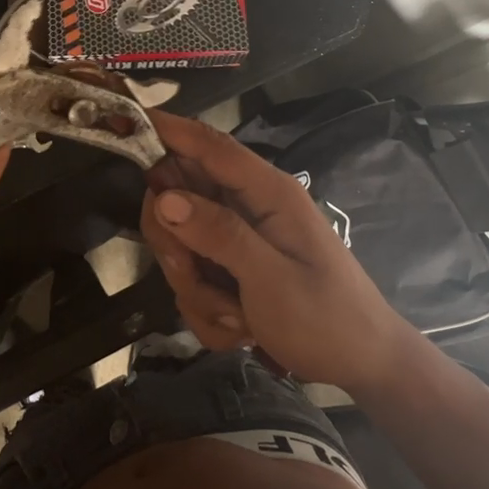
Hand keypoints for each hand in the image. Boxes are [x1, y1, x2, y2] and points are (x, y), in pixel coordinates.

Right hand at [140, 111, 408, 388]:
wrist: (364, 368)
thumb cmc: (328, 319)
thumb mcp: (273, 280)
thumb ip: (220, 234)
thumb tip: (164, 196)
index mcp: (267, 192)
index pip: (208, 145)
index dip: (166, 129)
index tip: (124, 120)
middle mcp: (248, 206)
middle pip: (177, 196)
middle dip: (175, 243)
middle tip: (192, 274)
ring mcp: (236, 237)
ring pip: (179, 243)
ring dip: (195, 287)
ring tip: (236, 316)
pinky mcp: (230, 267)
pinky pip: (192, 278)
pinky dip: (206, 309)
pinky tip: (240, 327)